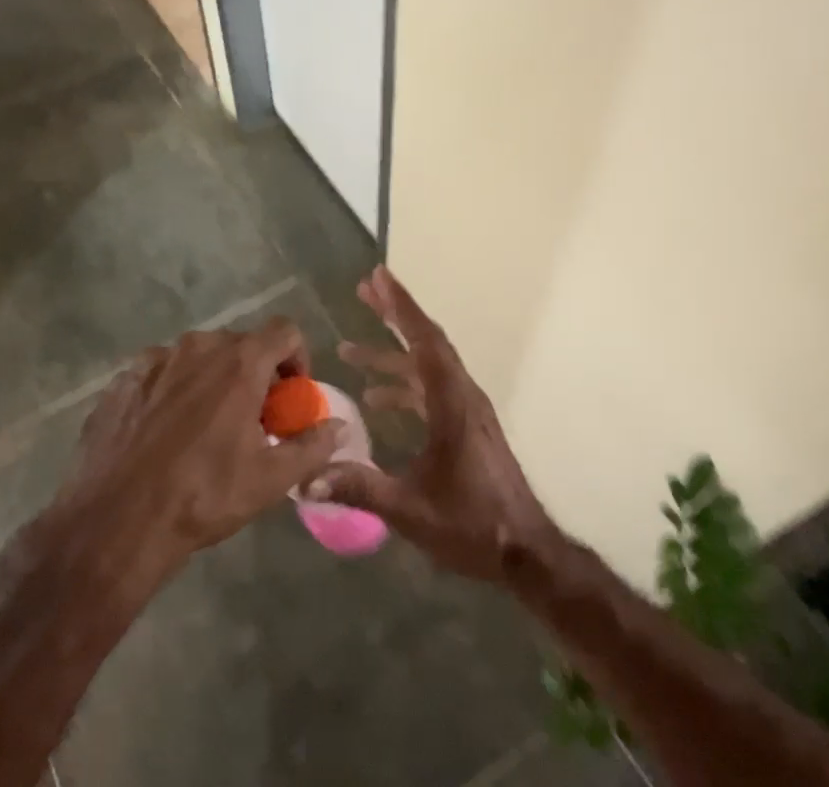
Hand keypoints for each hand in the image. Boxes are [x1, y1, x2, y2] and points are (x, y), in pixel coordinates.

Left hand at [48, 320, 340, 578]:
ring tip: (207, 428)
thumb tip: (339, 426)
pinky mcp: (120, 382)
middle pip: (239, 344)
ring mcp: (152, 362)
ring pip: (197, 358)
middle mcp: (196, 349)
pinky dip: (173, 392)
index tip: (291, 397)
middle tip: (253, 418)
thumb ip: (312, 445)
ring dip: (212, 381)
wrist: (117, 521)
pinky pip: (159, 374)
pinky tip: (166, 434)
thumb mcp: (271, 479)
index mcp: (238, 363)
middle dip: (255, 374)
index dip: (297, 359)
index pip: (284, 331)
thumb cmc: (204, 496)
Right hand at [314, 267, 558, 583]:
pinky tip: (376, 400)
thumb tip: (305, 479)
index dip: (400, 308)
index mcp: (454, 405)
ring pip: (428, 369)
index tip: (378, 277)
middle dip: (395, 315)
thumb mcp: (410, 508)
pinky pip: (432, 391)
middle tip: (364, 289)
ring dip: (392, 356)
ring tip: (349, 349)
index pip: (425, 343)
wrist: (524, 551)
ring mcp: (468, 413)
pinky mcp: (468, 429)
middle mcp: (464, 398)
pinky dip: (404, 386)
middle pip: (427, 344)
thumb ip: (359, 488)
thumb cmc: (472, 525)